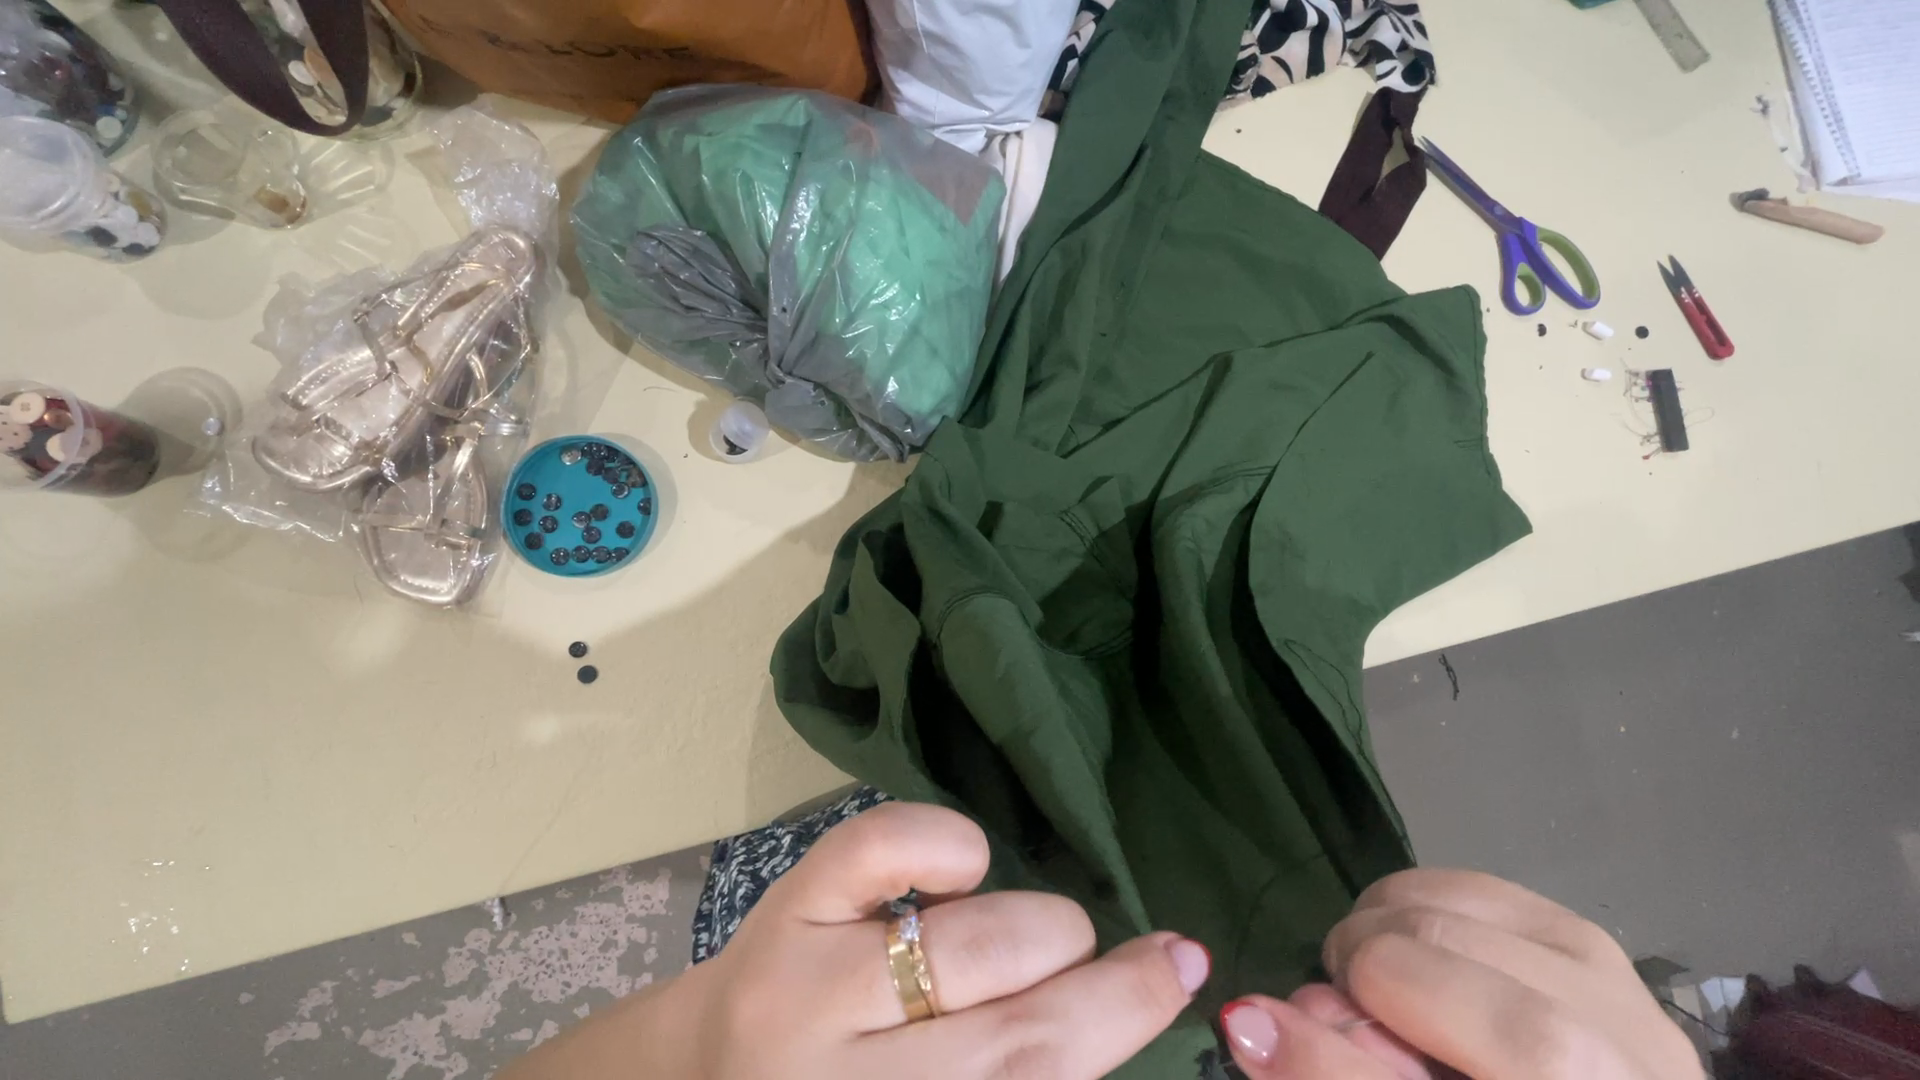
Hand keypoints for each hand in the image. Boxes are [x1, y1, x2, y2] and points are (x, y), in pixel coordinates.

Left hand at [498, 801, 1208, 1079]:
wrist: (696, 1075)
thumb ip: (1004, 1059)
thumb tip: (1114, 1009)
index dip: (1125, 1024)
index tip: (1187, 978)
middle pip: (1015, 1035)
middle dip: (1109, 986)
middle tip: (1159, 955)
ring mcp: (802, 987)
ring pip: (966, 948)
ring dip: (1040, 929)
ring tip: (1056, 933)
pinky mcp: (781, 907)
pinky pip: (880, 851)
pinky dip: (944, 843)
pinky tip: (964, 864)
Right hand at [1218, 869, 1699, 1079]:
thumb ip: (1335, 1075)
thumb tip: (1245, 1018)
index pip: (1436, 1071)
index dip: (1331, 1053)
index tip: (1255, 1029)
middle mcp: (1629, 1057)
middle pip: (1434, 964)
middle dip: (1358, 969)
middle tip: (1340, 1005)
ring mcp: (1615, 988)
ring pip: (1443, 912)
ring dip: (1377, 932)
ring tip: (1378, 981)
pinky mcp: (1586, 936)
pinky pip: (1464, 883)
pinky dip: (1407, 901)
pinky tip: (1413, 950)